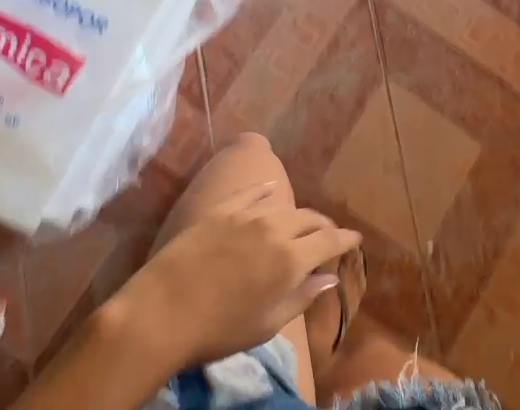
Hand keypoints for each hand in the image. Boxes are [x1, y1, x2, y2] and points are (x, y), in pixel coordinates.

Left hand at [112, 182, 361, 367]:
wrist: (163, 311)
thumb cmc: (219, 329)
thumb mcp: (268, 322)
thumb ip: (301, 297)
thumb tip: (329, 279)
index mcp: (290, 259)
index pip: (329, 241)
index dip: (346, 240)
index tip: (356, 240)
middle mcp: (274, 229)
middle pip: (309, 219)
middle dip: (325, 226)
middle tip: (331, 236)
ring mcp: (245, 215)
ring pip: (283, 206)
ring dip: (299, 213)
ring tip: (303, 222)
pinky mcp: (220, 211)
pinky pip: (251, 194)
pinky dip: (267, 192)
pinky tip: (271, 190)